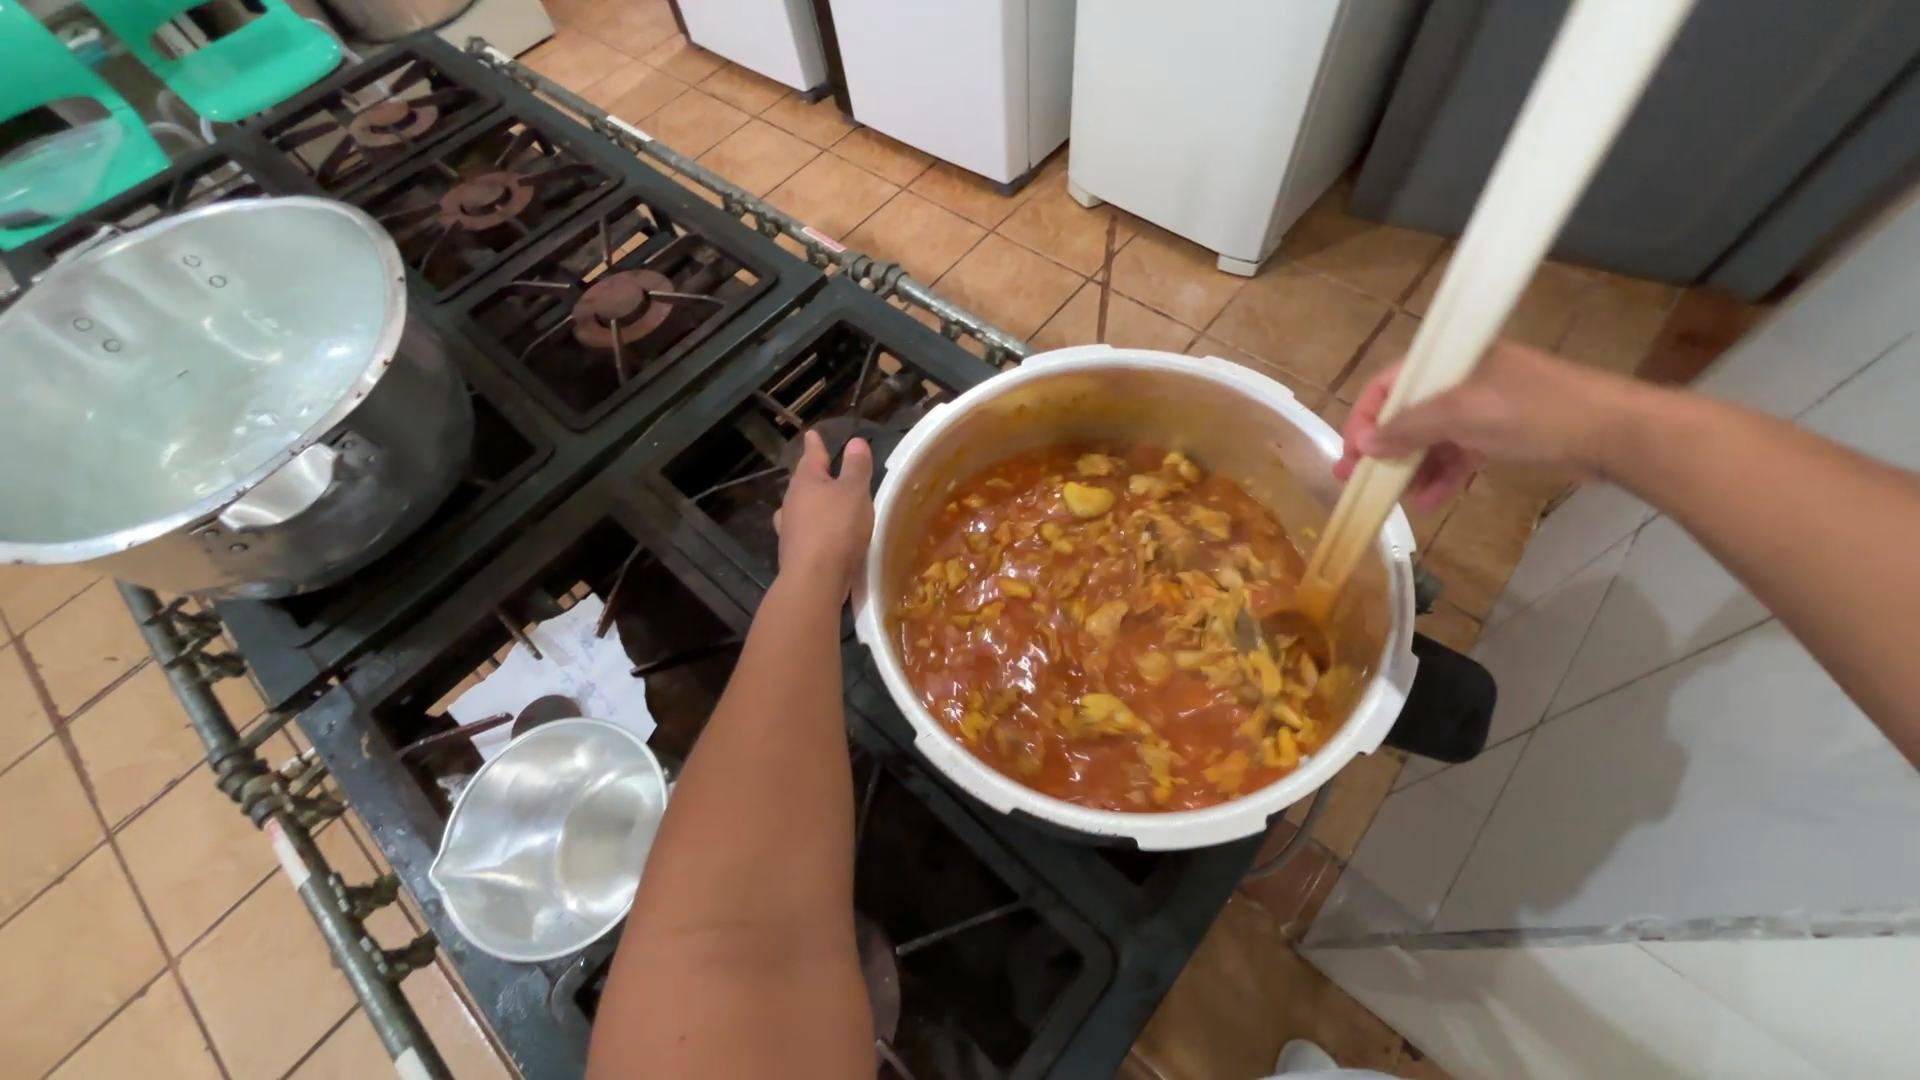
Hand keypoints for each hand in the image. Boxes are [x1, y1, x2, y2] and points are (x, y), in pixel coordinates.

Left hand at [773, 430, 874, 599]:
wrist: (814, 578)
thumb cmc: (836, 528)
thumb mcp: (854, 492)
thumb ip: (856, 467)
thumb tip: (855, 442)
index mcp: (806, 481)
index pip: (812, 455)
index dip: (815, 445)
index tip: (812, 434)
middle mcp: (792, 501)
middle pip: (803, 482)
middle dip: (813, 475)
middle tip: (822, 468)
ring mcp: (790, 528)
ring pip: (800, 507)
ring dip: (810, 503)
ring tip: (821, 502)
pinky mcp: (794, 551)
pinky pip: (804, 531)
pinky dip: (813, 528)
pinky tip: (820, 534)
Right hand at [1333, 339, 1645, 508]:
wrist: (1615, 433)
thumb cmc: (1535, 413)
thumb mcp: (1462, 414)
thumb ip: (1408, 428)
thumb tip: (1364, 445)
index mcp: (1451, 362)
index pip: (1387, 385)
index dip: (1364, 418)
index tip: (1351, 453)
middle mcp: (1461, 380)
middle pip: (1405, 414)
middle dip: (1380, 449)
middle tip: (1354, 479)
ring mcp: (1482, 408)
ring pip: (1429, 438)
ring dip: (1409, 469)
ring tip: (1394, 499)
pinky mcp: (1500, 433)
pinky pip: (1456, 453)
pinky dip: (1441, 476)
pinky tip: (1429, 502)